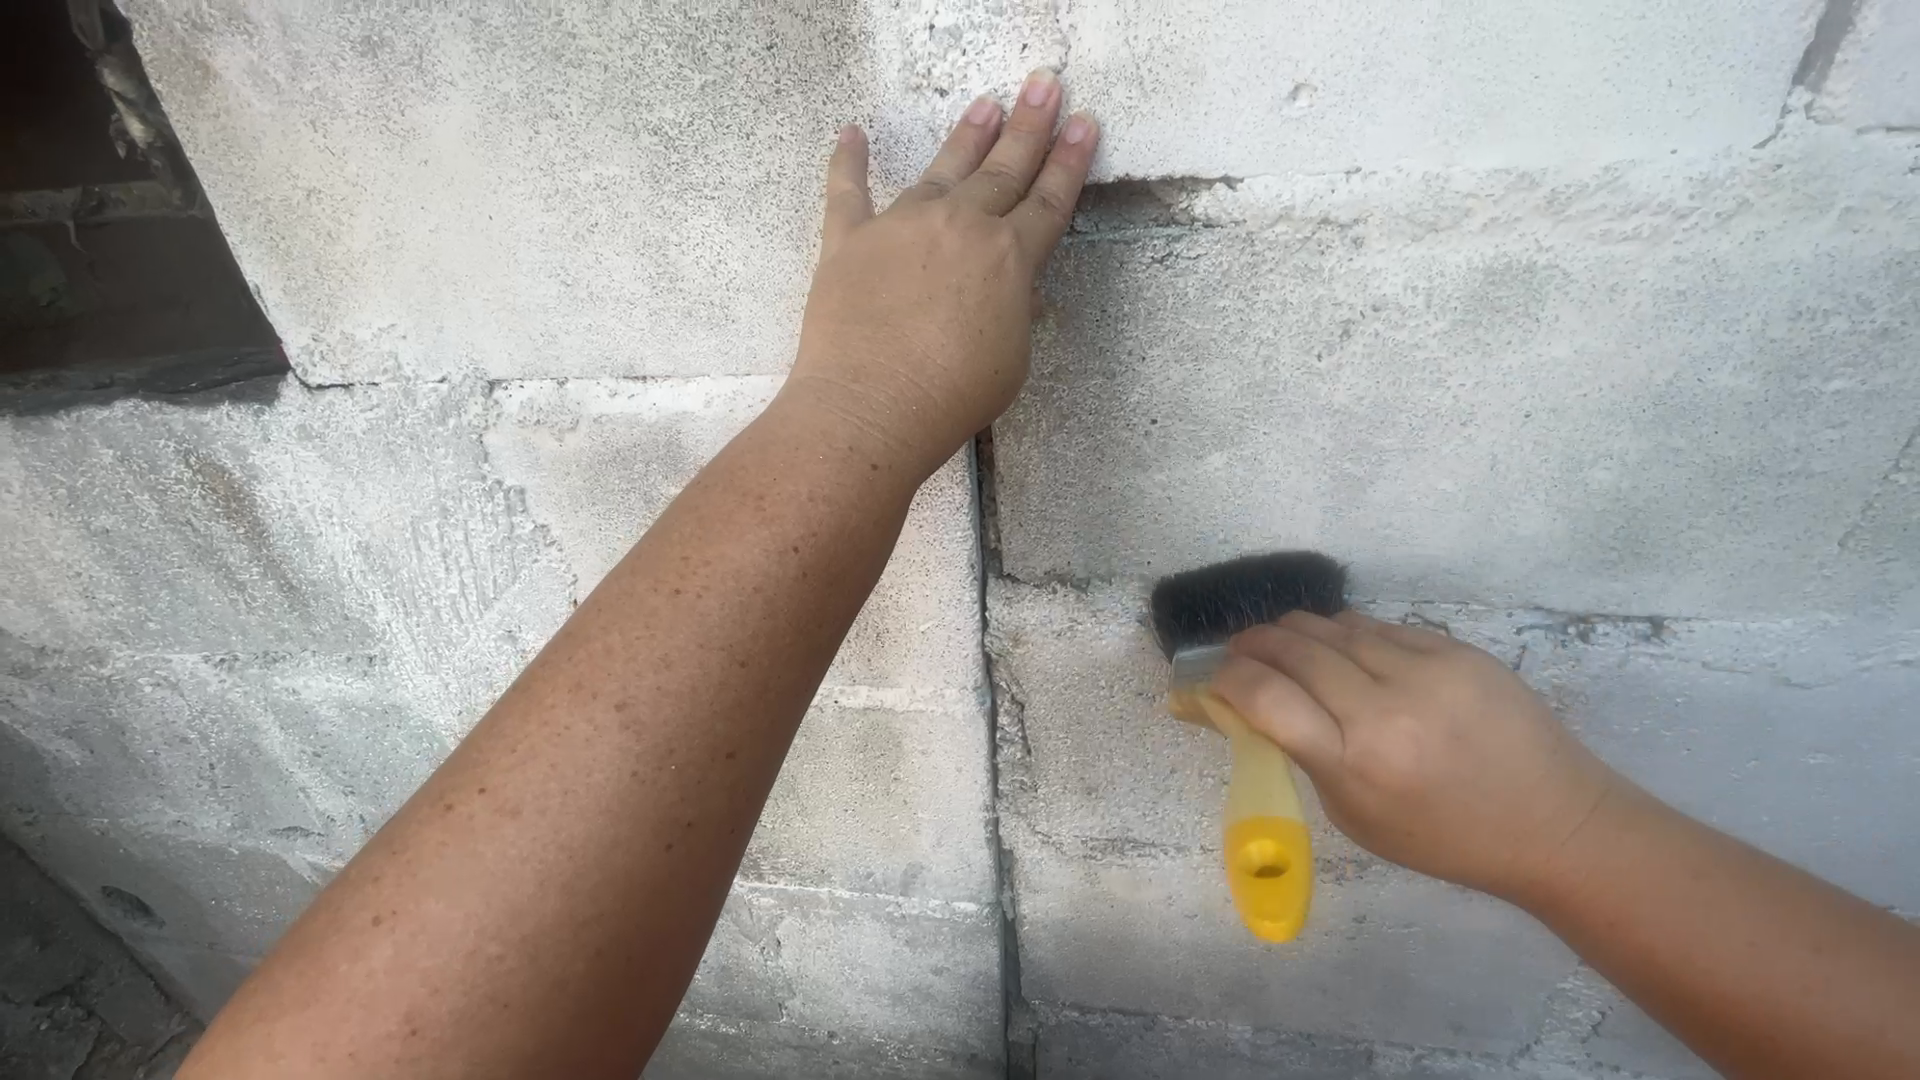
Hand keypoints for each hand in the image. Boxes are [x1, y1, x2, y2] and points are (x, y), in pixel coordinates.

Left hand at [783, 69, 1098, 476]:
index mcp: (1008, 259)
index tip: (1083, 124)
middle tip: (1044, 83)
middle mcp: (960, 227)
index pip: (1048, 202)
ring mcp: (902, 226)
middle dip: (1029, 126)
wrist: (873, 408)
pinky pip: (847, 190)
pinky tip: (850, 132)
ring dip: (967, 136)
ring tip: (987, 104)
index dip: (1069, 163)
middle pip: (1003, 169)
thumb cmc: (951, 397)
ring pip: (942, 168)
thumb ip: (1011, 313)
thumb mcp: (1010, 361)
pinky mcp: (850, 240)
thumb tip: (1006, 292)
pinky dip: (847, 161)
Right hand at [1211, 610, 1620, 900]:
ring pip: (1330, 626)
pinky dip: (1343, 633)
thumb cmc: (1442, 837)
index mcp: (1355, 762)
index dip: (1227, 677)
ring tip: (1283, 644)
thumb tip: (1243, 703)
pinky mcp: (1457, 650)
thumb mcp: (1352, 815)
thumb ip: (1298, 752)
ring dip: (1293, 632)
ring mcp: (1426, 671)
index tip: (1216, 677)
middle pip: (1291, 648)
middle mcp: (1385, 709)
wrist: (1557, 824)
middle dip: (1252, 643)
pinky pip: (1375, 626)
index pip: (1264, 696)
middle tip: (1239, 650)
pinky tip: (1339, 647)